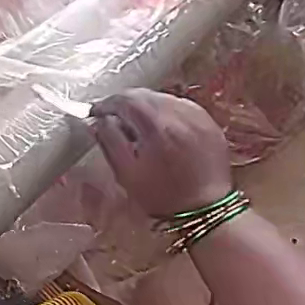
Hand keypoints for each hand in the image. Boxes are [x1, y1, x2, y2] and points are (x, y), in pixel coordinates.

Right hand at [90, 89, 234, 217]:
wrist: (206, 210)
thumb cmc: (160, 194)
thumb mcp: (125, 171)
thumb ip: (109, 140)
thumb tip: (100, 120)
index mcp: (158, 127)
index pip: (126, 100)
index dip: (106, 103)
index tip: (95, 113)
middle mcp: (181, 115)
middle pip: (145, 94)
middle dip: (124, 101)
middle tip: (111, 115)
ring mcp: (199, 118)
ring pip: (163, 97)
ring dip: (144, 104)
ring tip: (133, 120)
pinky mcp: (210, 124)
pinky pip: (181, 105)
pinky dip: (164, 109)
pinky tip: (158, 123)